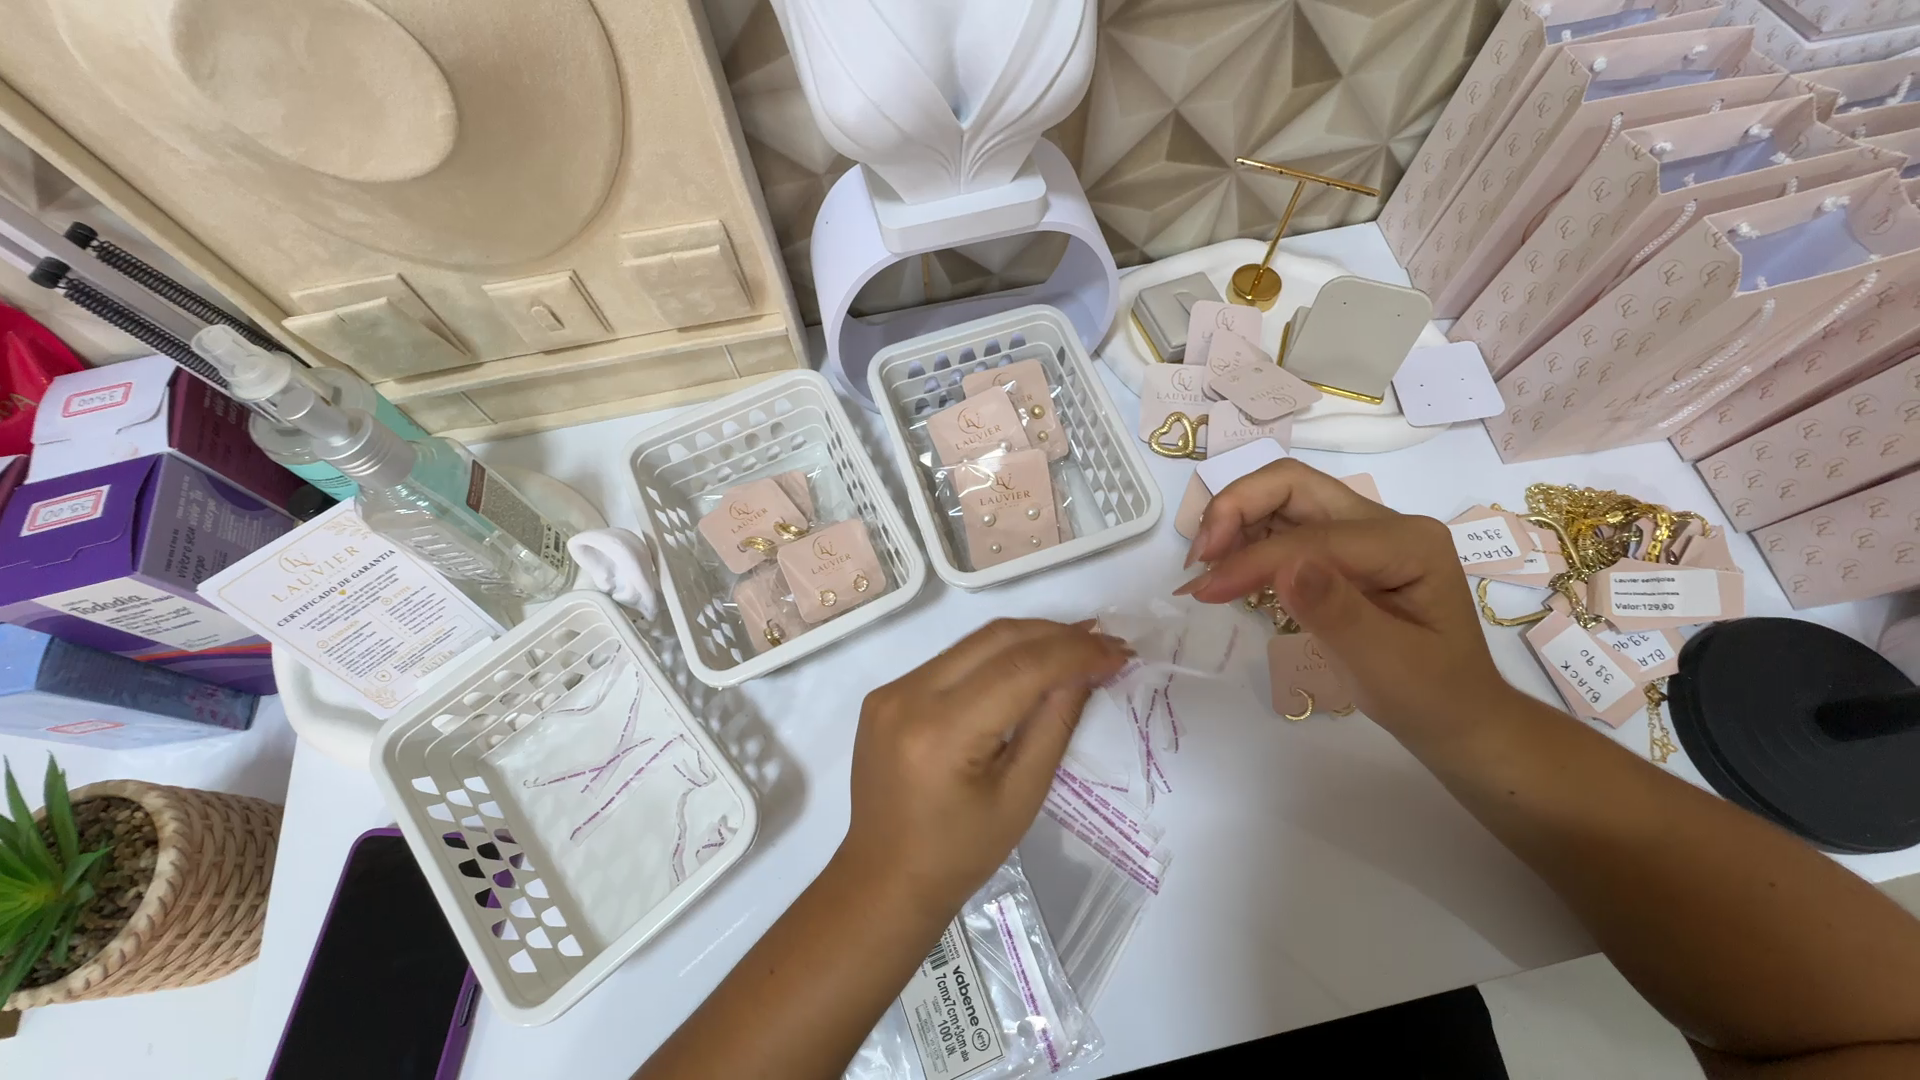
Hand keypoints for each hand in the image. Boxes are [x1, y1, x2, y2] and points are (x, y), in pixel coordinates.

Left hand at [837, 619, 1133, 913]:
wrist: (885, 878)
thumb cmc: (960, 853)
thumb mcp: (1022, 795)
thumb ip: (1054, 724)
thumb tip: (1086, 670)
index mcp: (941, 732)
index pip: (1020, 668)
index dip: (1074, 652)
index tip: (1118, 652)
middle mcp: (908, 696)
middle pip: (995, 639)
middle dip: (1056, 634)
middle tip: (1105, 642)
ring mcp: (891, 690)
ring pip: (973, 642)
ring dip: (1028, 639)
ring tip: (1077, 647)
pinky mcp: (886, 693)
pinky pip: (951, 660)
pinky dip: (995, 657)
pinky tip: (1027, 666)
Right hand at [1174, 459, 1513, 735]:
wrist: (1455, 717)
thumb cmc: (1429, 695)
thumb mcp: (1386, 664)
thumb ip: (1336, 612)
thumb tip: (1285, 567)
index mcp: (1406, 543)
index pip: (1311, 536)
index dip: (1251, 559)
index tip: (1202, 592)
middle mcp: (1383, 523)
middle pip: (1292, 485)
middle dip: (1235, 509)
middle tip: (1200, 560)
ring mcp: (1360, 533)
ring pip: (1281, 499)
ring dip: (1234, 522)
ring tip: (1204, 570)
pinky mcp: (1339, 551)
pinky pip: (1281, 527)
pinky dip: (1244, 541)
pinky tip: (1225, 573)